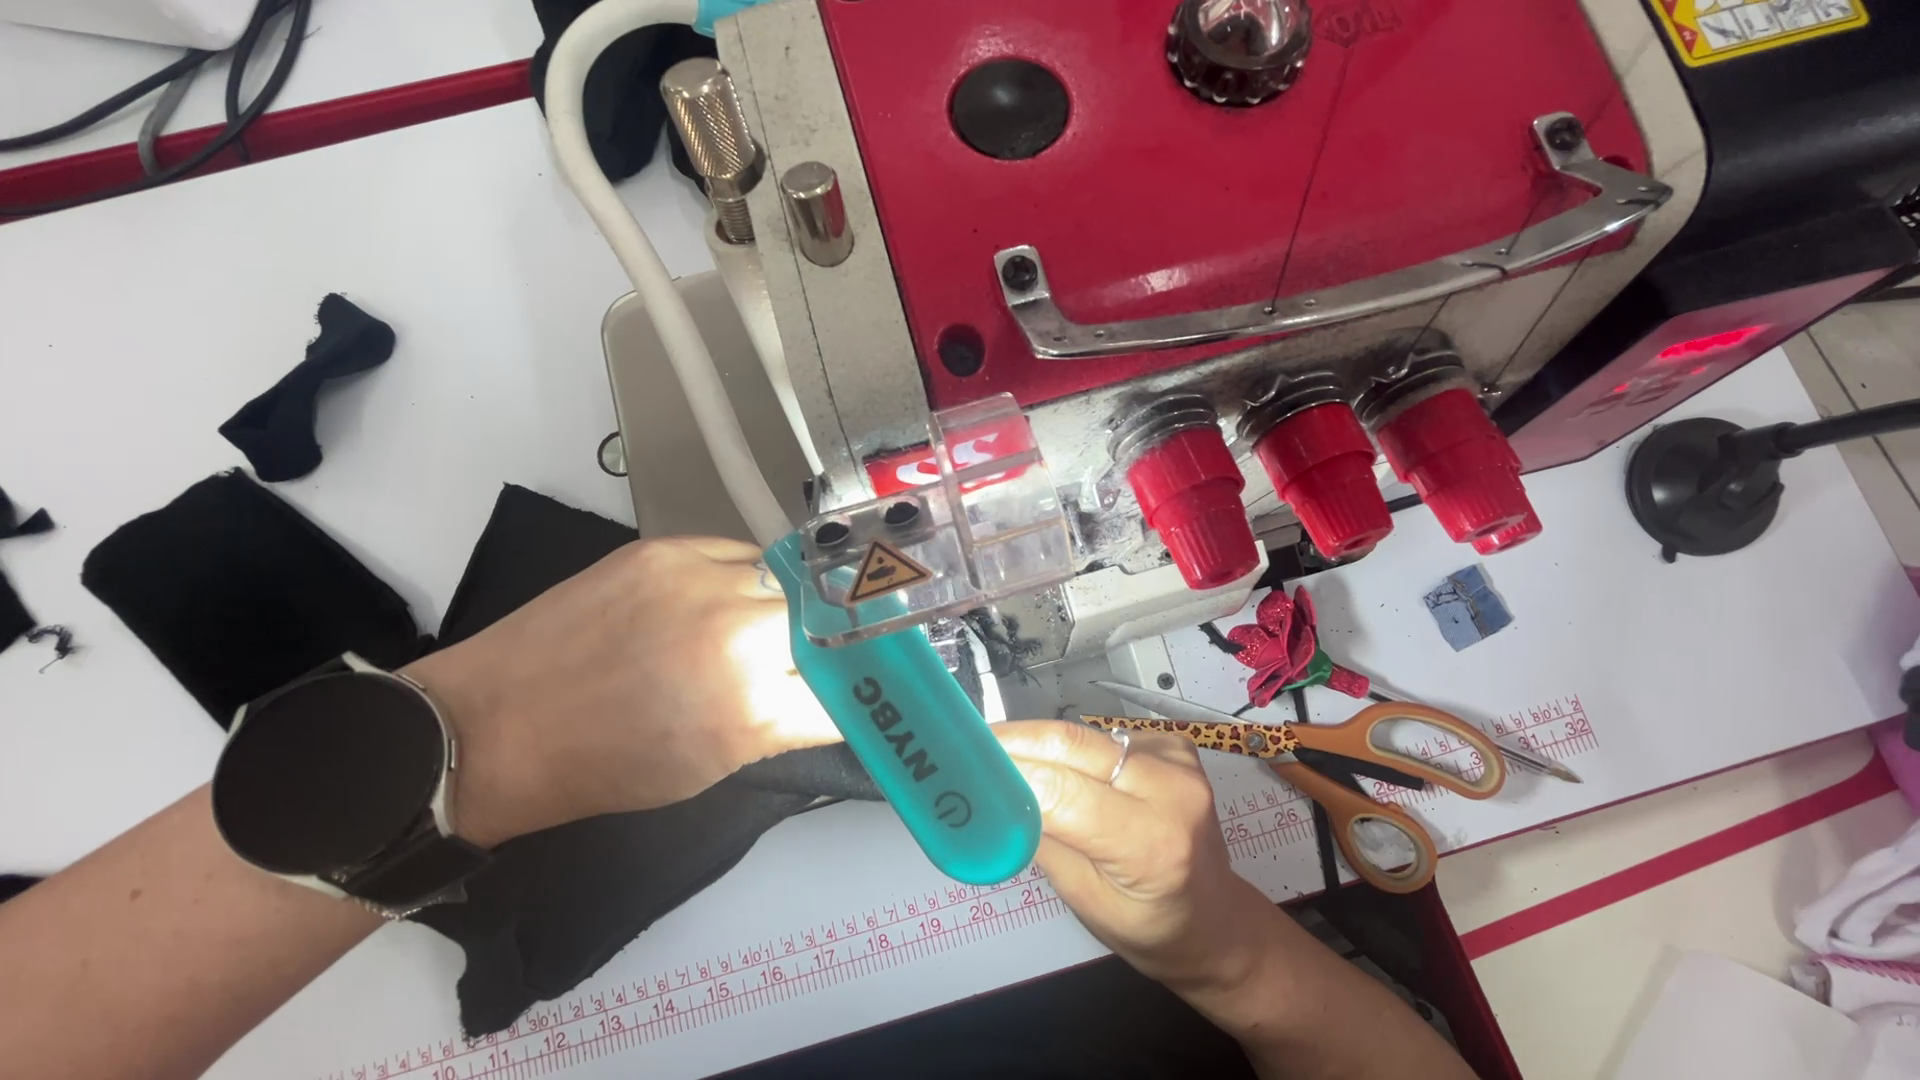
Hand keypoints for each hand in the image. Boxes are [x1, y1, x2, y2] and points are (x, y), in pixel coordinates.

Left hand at [402, 536, 837, 846]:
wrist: (495, 724)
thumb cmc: (606, 766)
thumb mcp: (713, 765)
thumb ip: (784, 723)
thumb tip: (837, 697)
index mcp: (752, 707)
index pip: (849, 685)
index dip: (864, 687)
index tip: (867, 688)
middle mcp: (739, 632)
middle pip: (830, 621)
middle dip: (831, 643)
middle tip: (814, 657)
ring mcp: (702, 580)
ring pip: (788, 581)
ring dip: (789, 607)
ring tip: (764, 628)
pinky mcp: (666, 549)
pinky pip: (739, 554)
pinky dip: (746, 578)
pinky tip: (725, 599)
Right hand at [994, 720, 1273, 993]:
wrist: (1219, 922)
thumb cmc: (1152, 930)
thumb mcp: (1085, 901)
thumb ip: (1041, 840)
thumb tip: (992, 795)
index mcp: (1152, 844)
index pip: (1062, 791)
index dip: (1008, 770)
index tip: (962, 761)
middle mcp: (1171, 789)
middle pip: (1072, 745)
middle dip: (1014, 741)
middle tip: (967, 744)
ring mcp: (1177, 760)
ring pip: (1084, 736)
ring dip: (1040, 743)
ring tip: (1004, 760)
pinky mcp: (1174, 744)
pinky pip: (1105, 738)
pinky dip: (1074, 750)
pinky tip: (1065, 771)